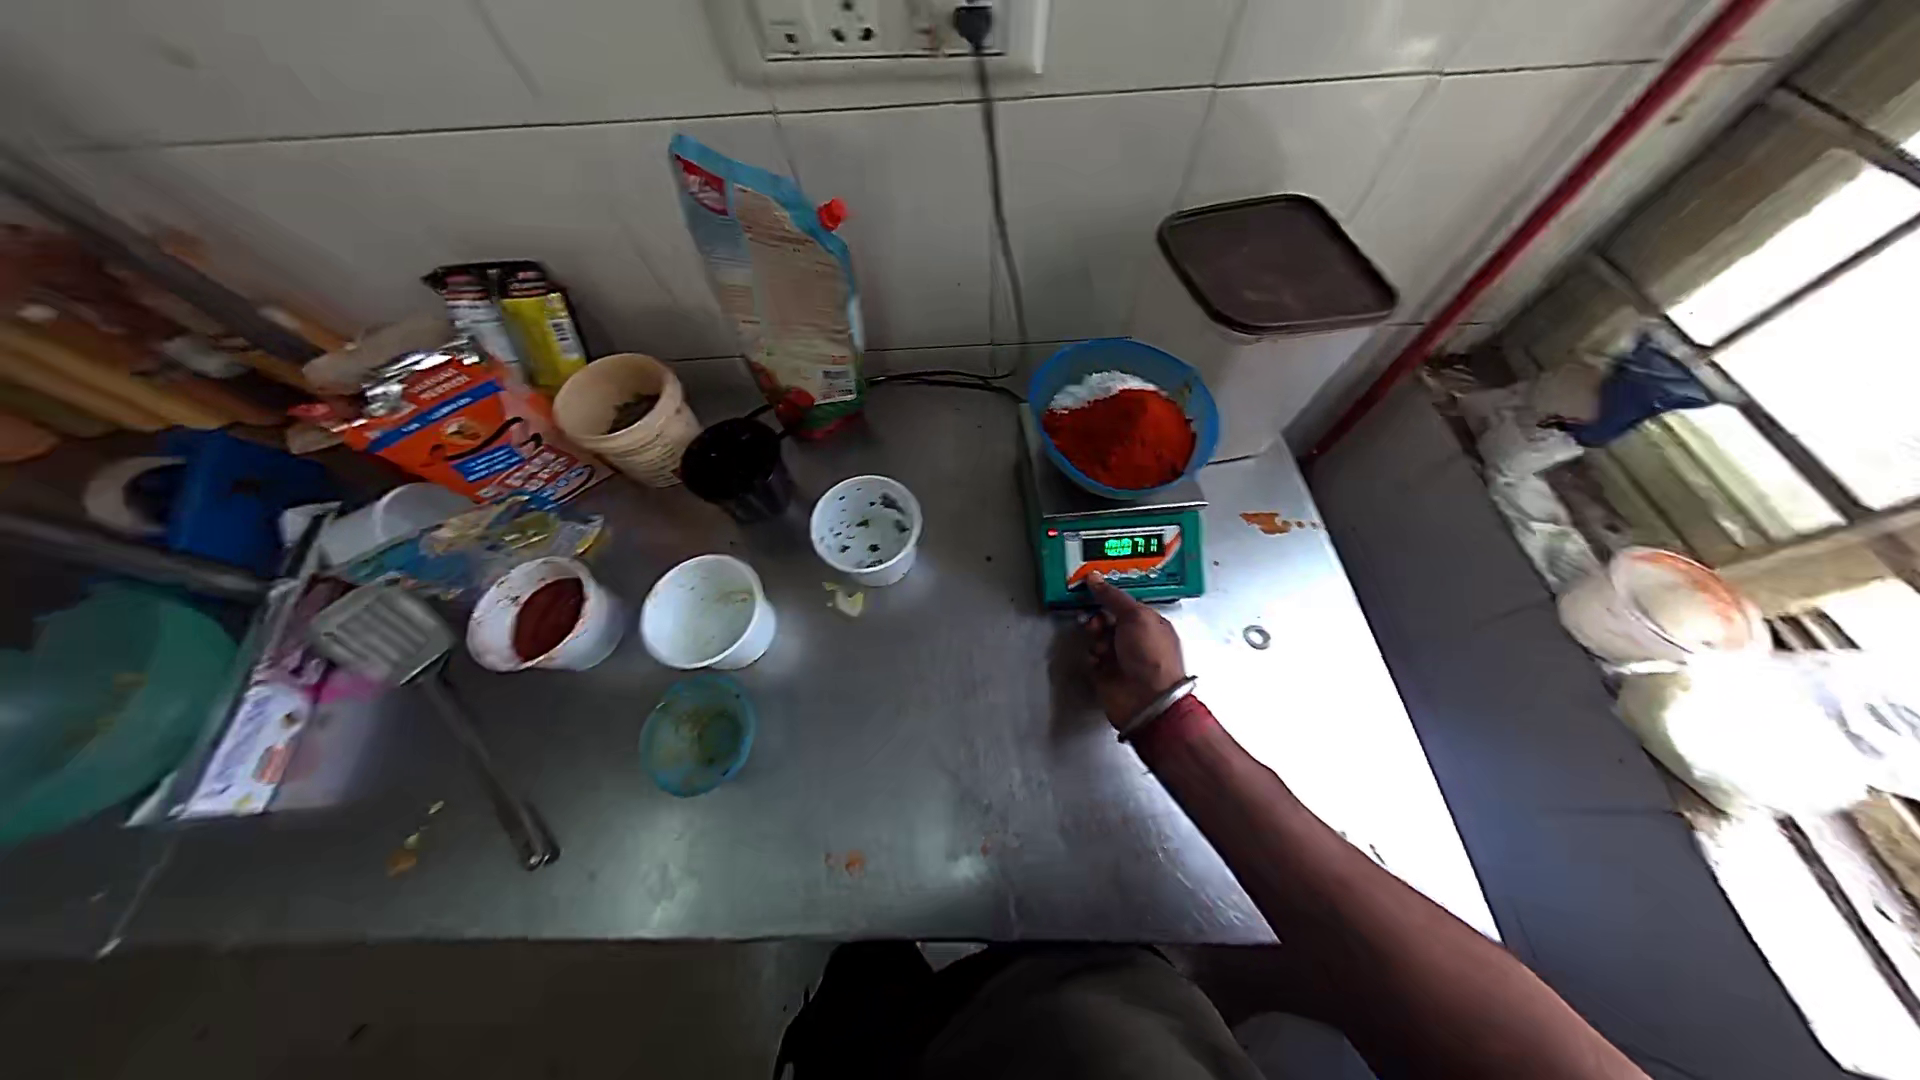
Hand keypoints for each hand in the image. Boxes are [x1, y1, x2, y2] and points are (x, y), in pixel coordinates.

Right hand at [1083, 572, 1186, 729]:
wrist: (1145, 699)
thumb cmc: (1151, 657)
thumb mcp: (1135, 617)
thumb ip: (1113, 596)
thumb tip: (1096, 578)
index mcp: (1150, 623)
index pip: (1125, 603)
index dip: (1109, 595)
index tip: (1092, 587)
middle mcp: (1136, 639)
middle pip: (1108, 618)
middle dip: (1098, 618)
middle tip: (1096, 622)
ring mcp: (1121, 657)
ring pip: (1097, 637)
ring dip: (1095, 638)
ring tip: (1101, 646)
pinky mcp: (1106, 673)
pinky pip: (1091, 657)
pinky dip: (1091, 657)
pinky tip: (1098, 661)